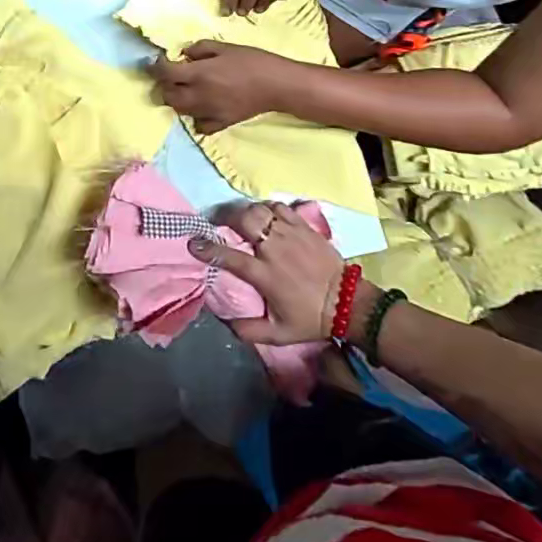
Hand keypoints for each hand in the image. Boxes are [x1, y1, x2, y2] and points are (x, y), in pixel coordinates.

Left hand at [150, 41, 293, 132]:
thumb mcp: (225, 47)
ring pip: (179, 110)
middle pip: (167, 95)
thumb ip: (200, 48)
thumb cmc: (252, 61)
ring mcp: (207, 113)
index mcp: (198, 74)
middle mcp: (198, 95)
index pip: (165, 73)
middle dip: (166, 84)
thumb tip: (184, 54)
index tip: (162, 61)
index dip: (158, 66)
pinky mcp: (219, 124)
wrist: (276, 85)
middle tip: (175, 75)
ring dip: (178, 99)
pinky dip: (195, 118)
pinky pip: (198, 126)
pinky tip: (203, 107)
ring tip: (188, 89)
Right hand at [188, 201, 354, 343]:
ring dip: (247, 210)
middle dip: (226, 216)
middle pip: (245, 219)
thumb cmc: (310, 319)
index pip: (229, 256)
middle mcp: (274, 249)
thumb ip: (247, 330)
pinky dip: (269, 207)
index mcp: (264, 275)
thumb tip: (224, 321)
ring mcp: (291, 234)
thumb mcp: (277, 334)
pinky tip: (265, 214)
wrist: (347, 301)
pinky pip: (281, 207)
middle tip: (218, 220)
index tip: (194, 242)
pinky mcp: (305, 226)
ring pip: (261, 209)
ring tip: (240, 216)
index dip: (208, 248)